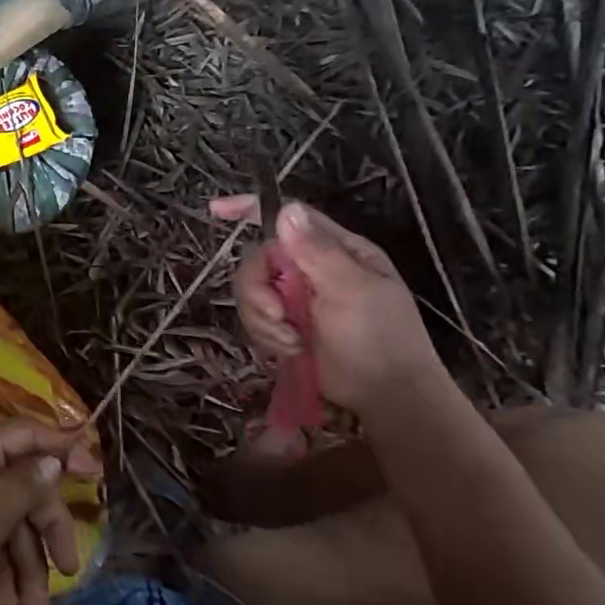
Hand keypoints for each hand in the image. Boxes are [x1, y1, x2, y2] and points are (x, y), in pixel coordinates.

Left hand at [0, 419, 100, 604]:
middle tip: (70, 565)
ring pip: (17, 523)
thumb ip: (24, 485)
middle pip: (29, 485)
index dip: (64, 447)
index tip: (97, 472)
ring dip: (31, 564)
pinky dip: (10, 573)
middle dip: (49, 527)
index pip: (29, 434)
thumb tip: (53, 462)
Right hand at [211, 196, 445, 409]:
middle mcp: (310, 267)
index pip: (289, 217)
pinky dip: (266, 336)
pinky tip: (291, 350)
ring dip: (263, 319)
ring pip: (251, 291)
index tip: (217, 210)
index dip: (250, 209)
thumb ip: (318, 251)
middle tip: (276, 315)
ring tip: (290, 341)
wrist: (387, 396)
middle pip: (259, 259)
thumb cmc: (381, 337)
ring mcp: (296, 297)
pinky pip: (254, 318)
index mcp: (336, 248)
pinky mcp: (284, 324)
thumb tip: (285, 210)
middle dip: (259, 290)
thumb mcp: (354, 291)